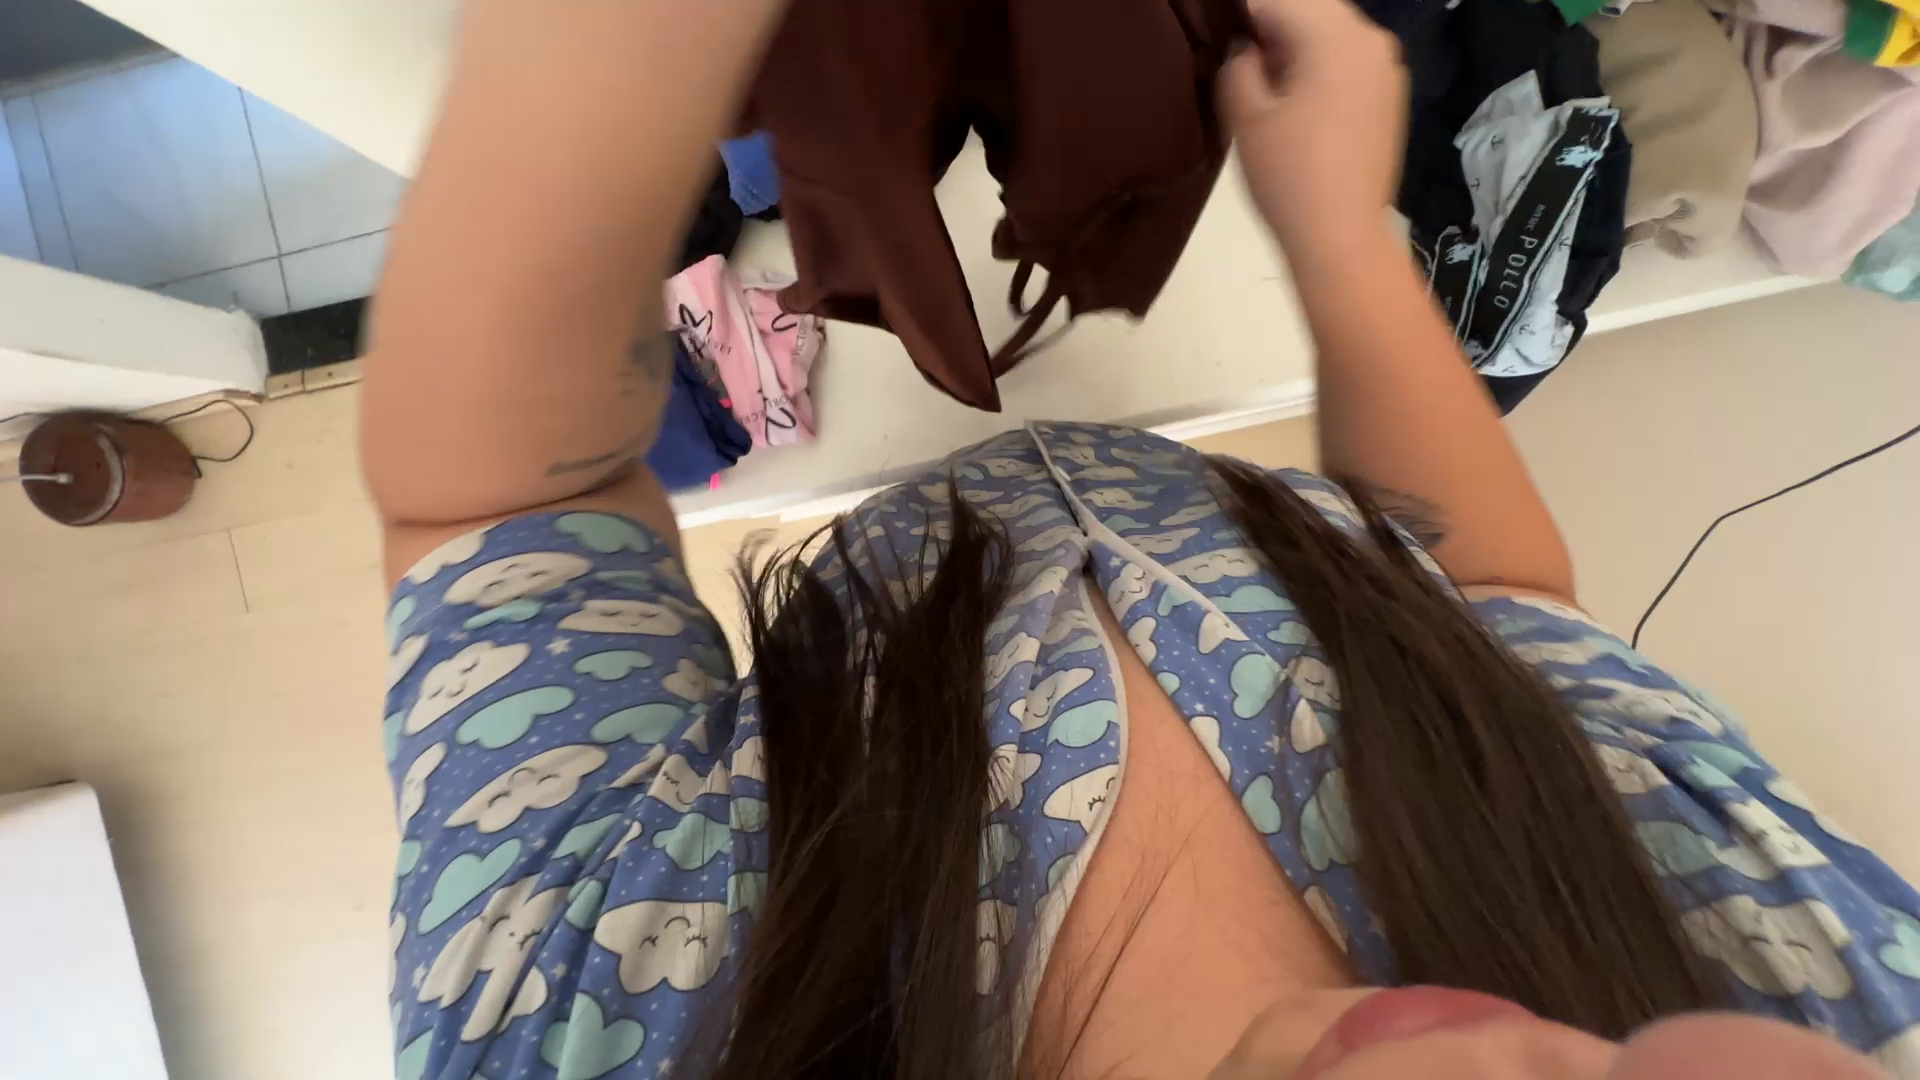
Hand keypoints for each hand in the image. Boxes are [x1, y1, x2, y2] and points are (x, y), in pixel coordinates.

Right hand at [1219, 0, 1408, 252]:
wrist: (1340, 237)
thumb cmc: (1288, 178)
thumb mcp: (1248, 122)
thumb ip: (1238, 70)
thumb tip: (1245, 50)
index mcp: (1336, 37)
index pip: (1280, 0)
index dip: (1244, 12)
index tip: (1220, 30)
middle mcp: (1372, 40)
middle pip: (1314, 11)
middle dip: (1274, 26)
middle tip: (1239, 58)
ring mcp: (1387, 70)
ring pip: (1334, 38)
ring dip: (1298, 49)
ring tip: (1266, 84)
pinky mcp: (1390, 101)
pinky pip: (1349, 67)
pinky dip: (1320, 71)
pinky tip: (1298, 107)